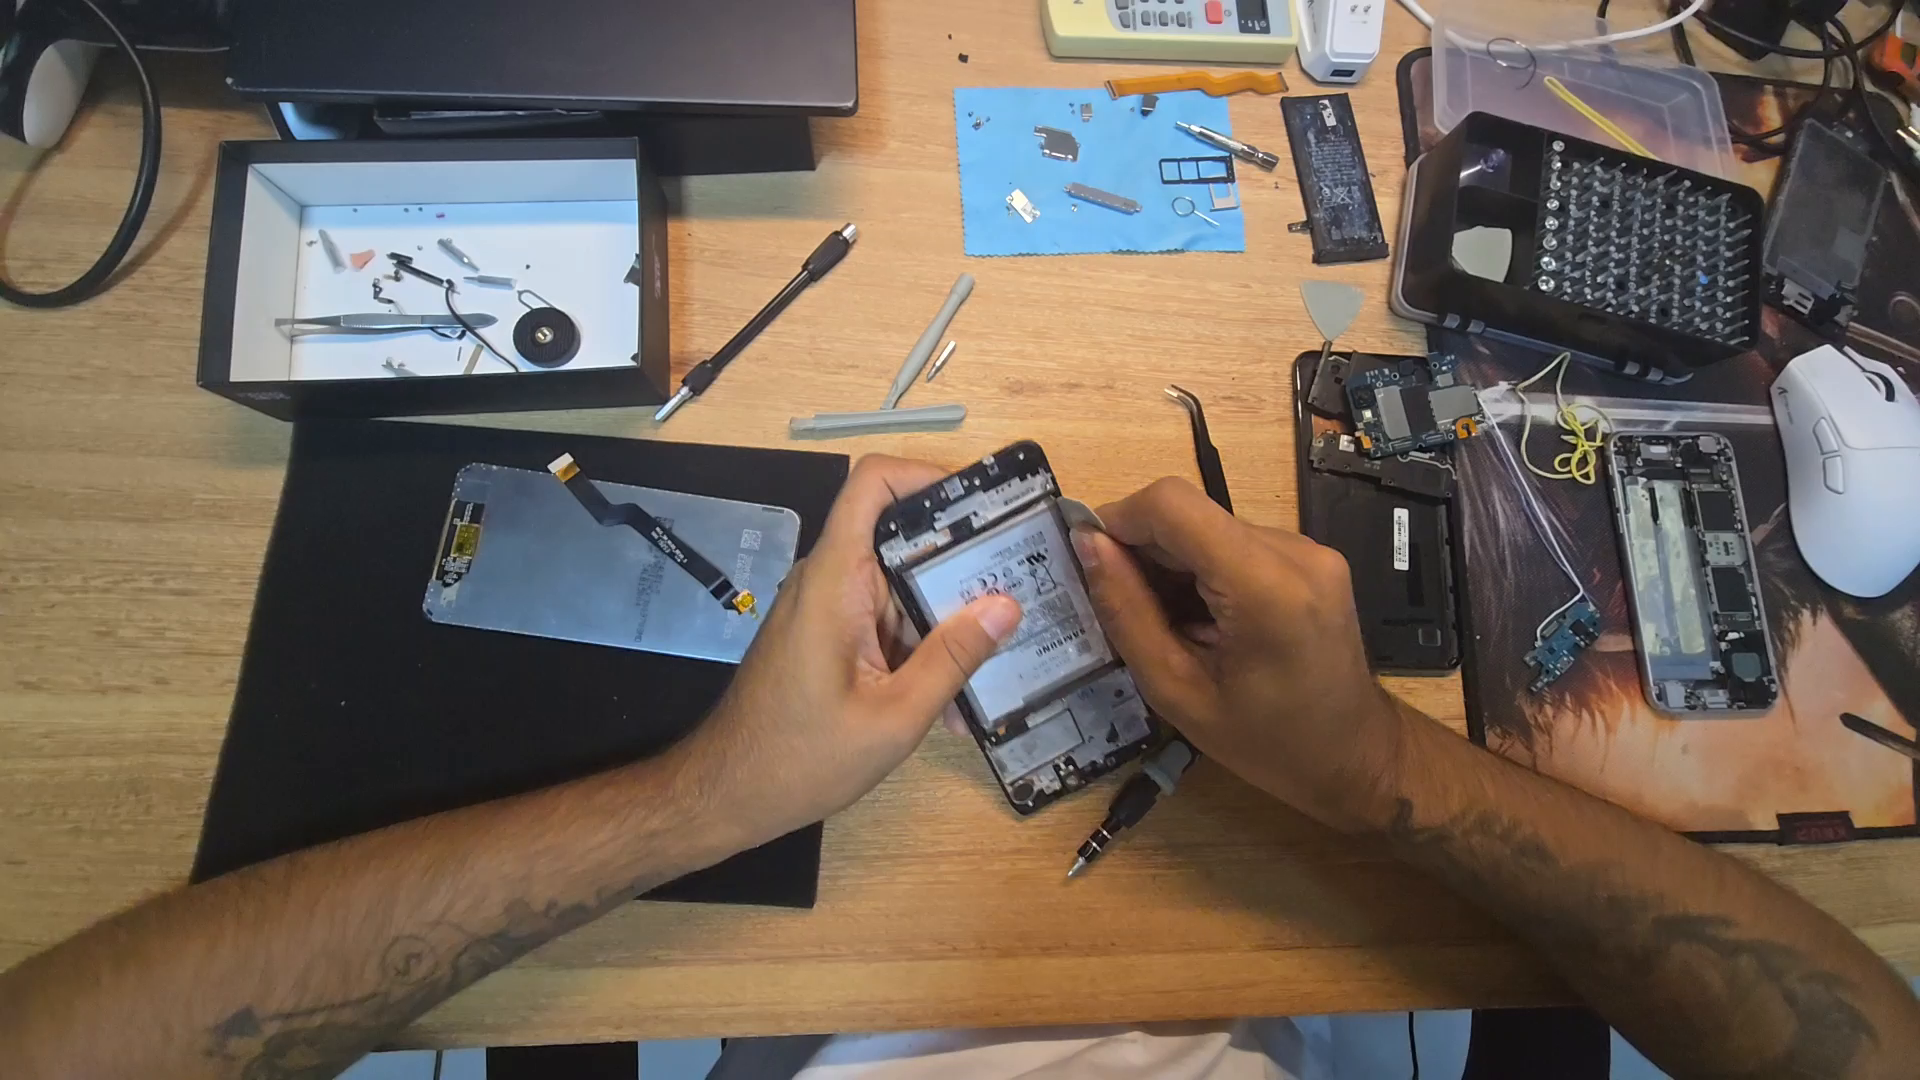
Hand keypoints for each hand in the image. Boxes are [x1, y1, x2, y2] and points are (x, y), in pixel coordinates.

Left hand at [671, 456, 1022, 848]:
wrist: (728, 795)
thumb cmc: (801, 758)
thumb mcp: (894, 716)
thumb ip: (953, 658)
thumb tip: (1007, 605)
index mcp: (836, 579)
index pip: (872, 484)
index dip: (927, 477)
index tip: (983, 505)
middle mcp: (831, 579)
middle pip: (900, 535)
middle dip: (959, 557)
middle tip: (1018, 580)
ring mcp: (830, 607)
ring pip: (900, 584)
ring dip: (945, 616)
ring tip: (998, 650)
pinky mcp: (832, 635)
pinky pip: (886, 620)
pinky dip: (921, 647)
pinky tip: (953, 694)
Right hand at [1073, 478, 1402, 830]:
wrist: (1356, 758)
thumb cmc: (1266, 743)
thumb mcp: (1175, 690)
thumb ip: (1126, 611)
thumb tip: (1087, 544)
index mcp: (1264, 587)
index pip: (1172, 505)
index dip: (1118, 519)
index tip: (1091, 560)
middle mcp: (1292, 550)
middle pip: (1187, 513)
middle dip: (1139, 549)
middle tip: (1122, 607)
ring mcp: (1306, 548)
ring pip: (1204, 526)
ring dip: (1168, 563)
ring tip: (1165, 622)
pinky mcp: (1306, 555)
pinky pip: (1229, 541)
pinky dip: (1197, 569)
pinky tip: (1198, 618)